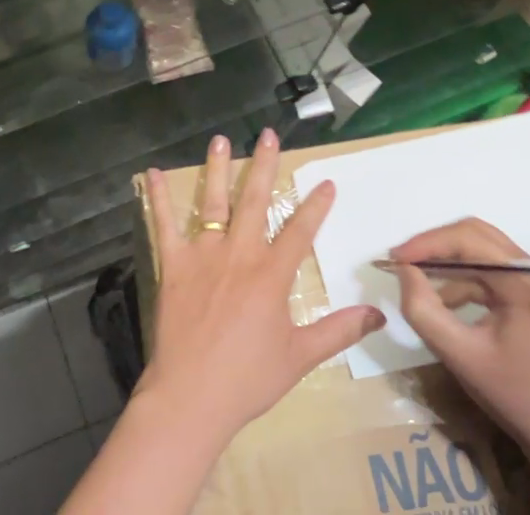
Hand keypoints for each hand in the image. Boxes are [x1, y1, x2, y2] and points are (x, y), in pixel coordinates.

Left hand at [139, 130, 386, 438]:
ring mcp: (202, 256)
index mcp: (271, 276)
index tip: (326, 181)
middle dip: (263, 166)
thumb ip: (338, 330)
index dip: (316, 205)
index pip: (300, 231)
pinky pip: (163, 225)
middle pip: (254, 201)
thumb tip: (378, 315)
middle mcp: (238, 254)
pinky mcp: (172, 265)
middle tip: (268, 134)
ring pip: (212, 203)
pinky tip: (151, 174)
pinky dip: (158, 199)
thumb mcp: (301, 357)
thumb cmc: (248, 378)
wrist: (192, 395)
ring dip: (217, 169)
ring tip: (221, 139)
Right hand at [390, 218, 529, 454]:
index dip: (425, 244)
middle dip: (435, 246)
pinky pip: (492, 273)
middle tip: (402, 265)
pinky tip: (445, 303)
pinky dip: (463, 280)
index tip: (392, 261)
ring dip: (448, 263)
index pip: (467, 239)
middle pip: (476, 235)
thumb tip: (403, 271)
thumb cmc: (517, 396)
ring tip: (417, 283)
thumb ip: (424, 309)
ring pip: (483, 251)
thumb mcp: (460, 355)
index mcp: (526, 281)